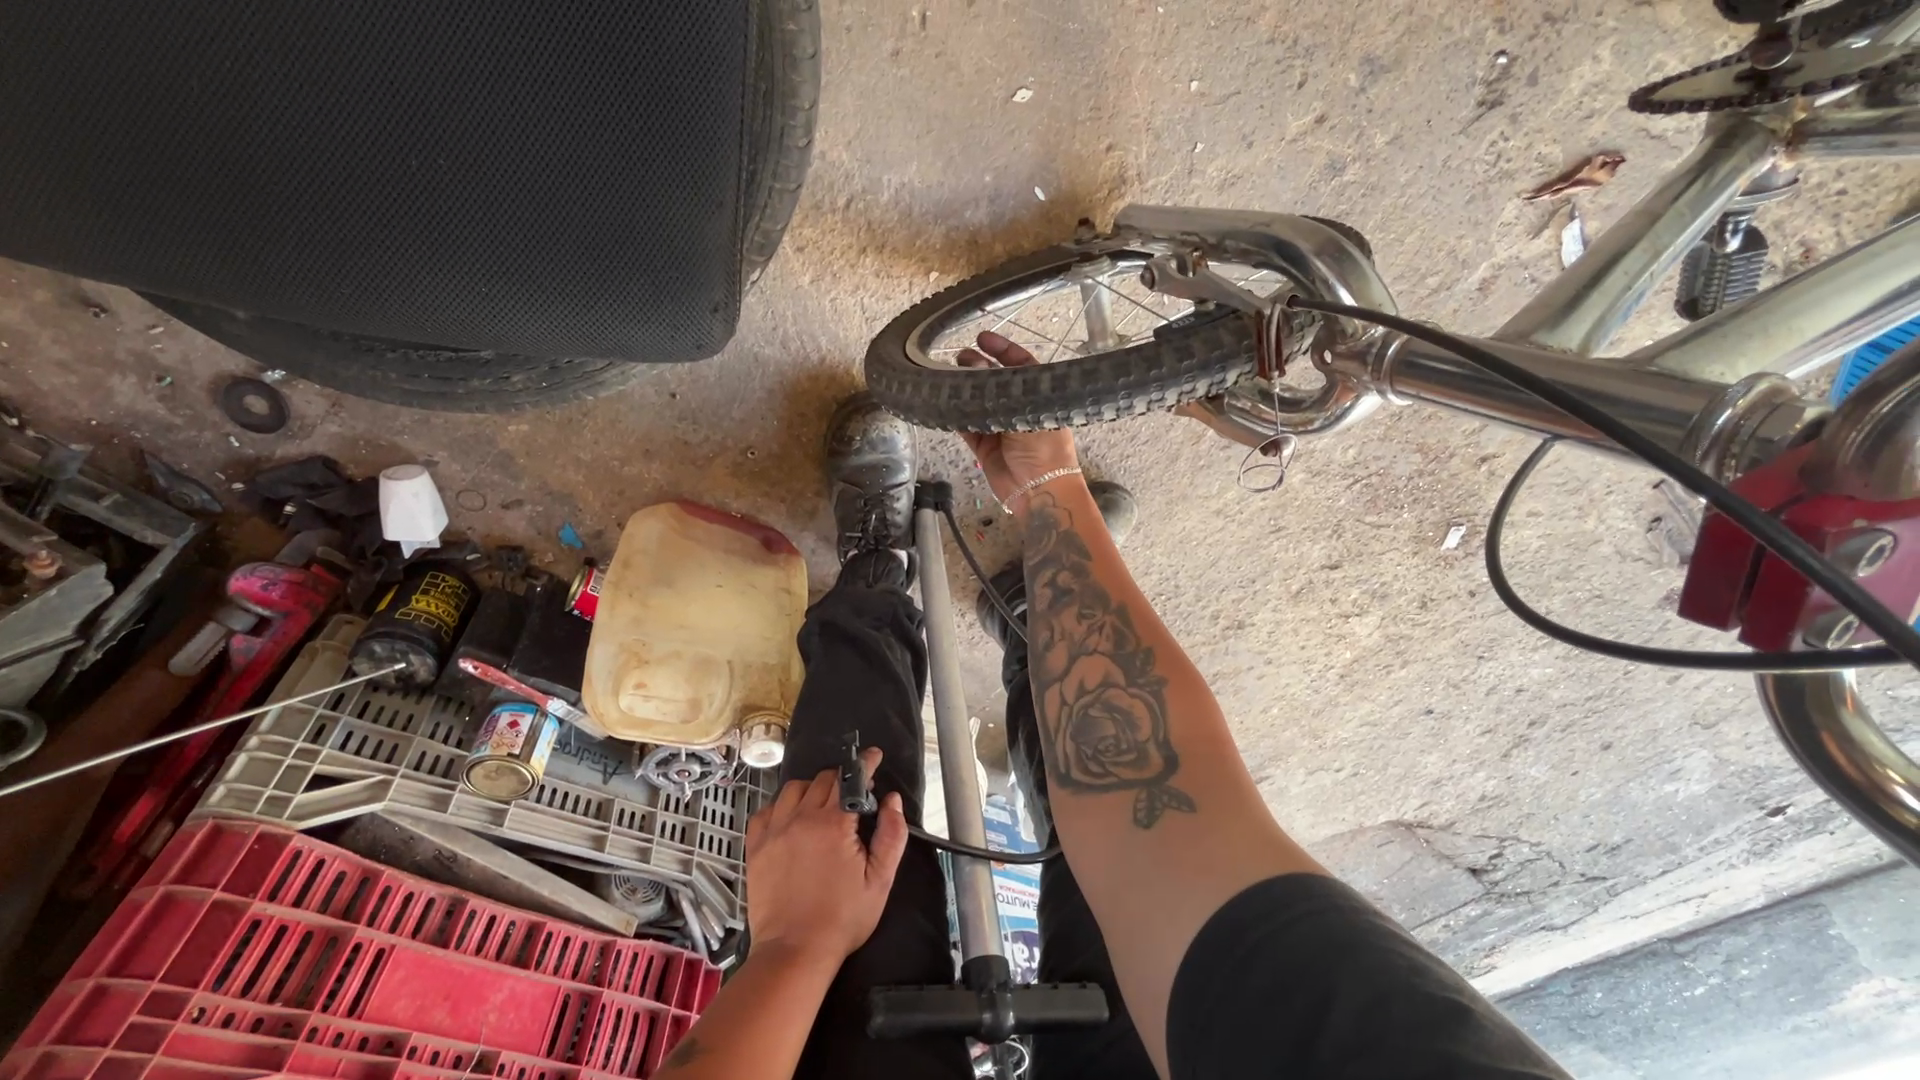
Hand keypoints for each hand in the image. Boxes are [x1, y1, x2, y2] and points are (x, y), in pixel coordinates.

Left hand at [745, 748, 908, 964]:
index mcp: (834, 825)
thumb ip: (891, 836)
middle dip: (842, 779)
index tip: (873, 757)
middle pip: (823, 779)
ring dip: (812, 789)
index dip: (866, 764)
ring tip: (822, 806)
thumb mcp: (880, 881)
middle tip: (853, 796)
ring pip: (794, 789)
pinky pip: (767, 810)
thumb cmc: (842, 919)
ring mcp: (775, 831)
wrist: (794, 951)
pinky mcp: (757, 847)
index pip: (851, 779)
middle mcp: (801, 819)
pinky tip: (792, 820)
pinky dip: (781, 807)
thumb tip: (892, 801)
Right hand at [956, 332, 1079, 503]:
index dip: (1003, 349)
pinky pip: (965, 424)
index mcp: (1039, 397)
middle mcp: (1019, 409)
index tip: (982, 338)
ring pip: (977, 400)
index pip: (1020, 365)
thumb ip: (999, 390)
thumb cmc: (1044, 449)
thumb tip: (973, 365)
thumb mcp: (1026, 412)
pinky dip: (954, 413)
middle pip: (995, 381)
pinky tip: (943, 398)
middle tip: (959, 356)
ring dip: (963, 388)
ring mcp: (999, 427)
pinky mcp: (983, 446)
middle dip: (978, 366)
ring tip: (947, 372)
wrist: (1039, 491)